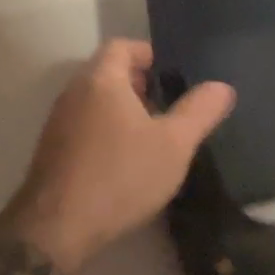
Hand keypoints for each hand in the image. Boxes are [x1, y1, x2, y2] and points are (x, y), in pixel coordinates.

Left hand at [1, 40, 235, 274]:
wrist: (57, 228)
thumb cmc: (120, 176)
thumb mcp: (173, 144)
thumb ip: (199, 112)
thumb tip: (222, 87)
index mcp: (101, 79)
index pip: (122, 46)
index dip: (149, 54)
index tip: (174, 74)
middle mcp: (73, 93)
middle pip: (108, 73)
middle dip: (140, 84)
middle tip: (170, 105)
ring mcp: (58, 123)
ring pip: (95, 102)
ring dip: (123, 111)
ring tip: (154, 136)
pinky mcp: (52, 152)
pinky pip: (84, 127)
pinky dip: (106, 132)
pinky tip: (126, 162)